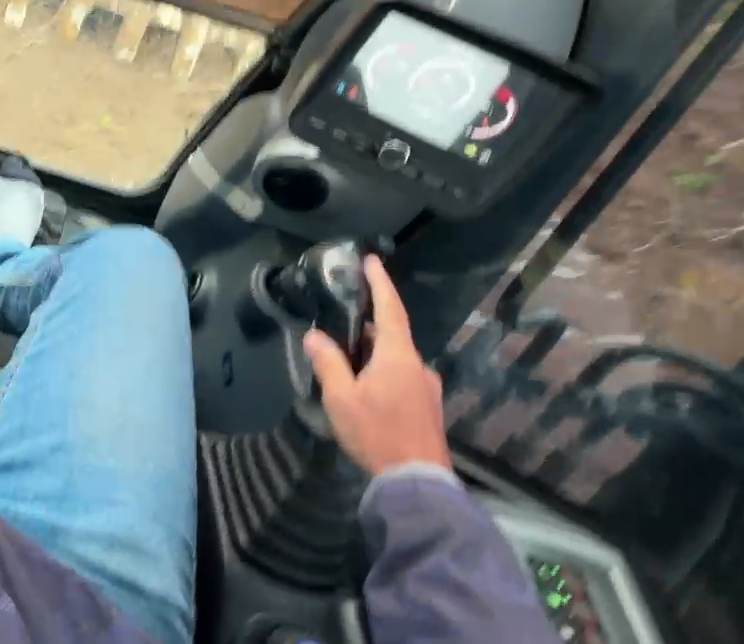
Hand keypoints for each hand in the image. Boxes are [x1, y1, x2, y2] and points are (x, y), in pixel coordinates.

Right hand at [303, 256, 451, 476]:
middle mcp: (418, 366)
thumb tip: (315, 336)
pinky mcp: (427, 407)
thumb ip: (328, 363)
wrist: (417, 482)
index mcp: (398, 357)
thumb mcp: (340, 397)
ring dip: (373, 353)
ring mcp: (427, 388)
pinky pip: (402, 376)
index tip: (372, 261)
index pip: (390, 310)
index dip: (381, 284)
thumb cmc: (376, 432)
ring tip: (347, 359)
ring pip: (395, 359)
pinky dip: (382, 371)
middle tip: (341, 322)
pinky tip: (365, 386)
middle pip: (391, 335)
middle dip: (367, 326)